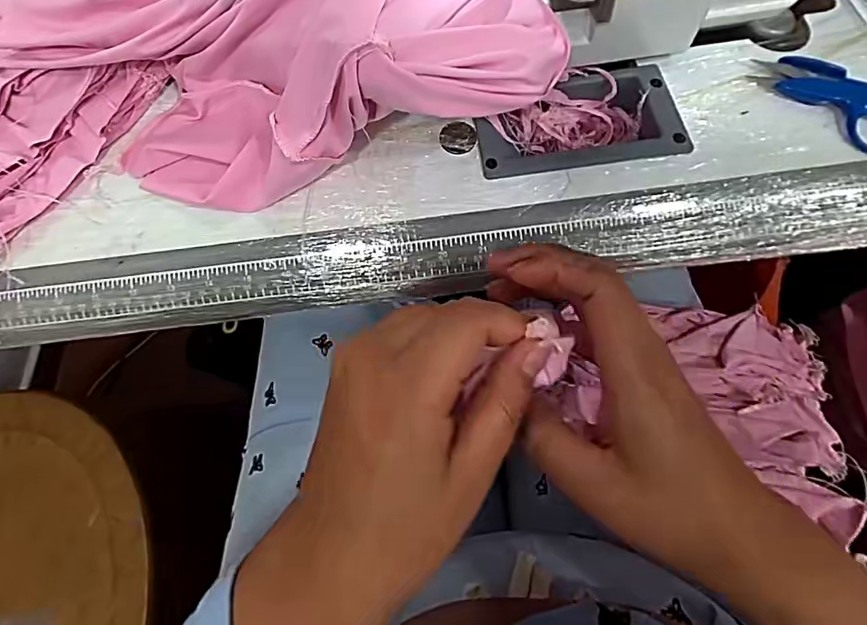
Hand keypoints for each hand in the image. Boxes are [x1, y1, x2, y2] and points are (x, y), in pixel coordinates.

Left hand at [234, 299, 548, 624]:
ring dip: (458, 331)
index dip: (509, 324)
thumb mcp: (472, 474)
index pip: (469, 318)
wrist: (329, 555)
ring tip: (479, 378)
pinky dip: (428, 338)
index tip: (537, 347)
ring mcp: (353, 351)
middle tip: (515, 367)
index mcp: (407, 383)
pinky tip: (441, 378)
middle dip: (487, 328)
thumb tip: (535, 347)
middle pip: (446, 311)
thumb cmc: (406, 530)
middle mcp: (374, 351)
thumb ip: (505, 400)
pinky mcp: (344, 360)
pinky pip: (398, 328)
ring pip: (423, 314)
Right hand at [487, 245, 866, 624]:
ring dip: (552, 276)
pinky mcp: (643, 362)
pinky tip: (539, 320)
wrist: (736, 529)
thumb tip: (505, 386)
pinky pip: (601, 311)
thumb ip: (542, 434)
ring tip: (506, 288)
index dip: (547, 266)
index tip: (503, 273)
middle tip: (494, 272)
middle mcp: (642, 343)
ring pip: (598, 288)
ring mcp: (645, 350)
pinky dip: (565, 299)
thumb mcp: (593, 484)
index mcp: (633, 363)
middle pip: (595, 274)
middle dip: (542, 261)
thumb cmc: (670, 509)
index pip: (595, 285)